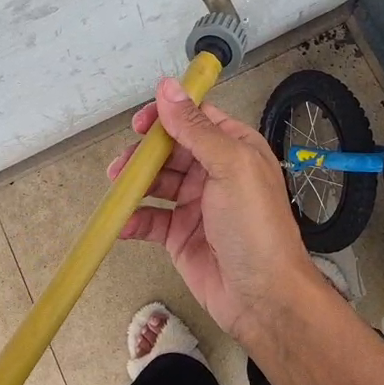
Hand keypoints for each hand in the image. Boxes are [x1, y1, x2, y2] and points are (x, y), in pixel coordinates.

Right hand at [109, 77, 324, 343]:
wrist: (265, 298)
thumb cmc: (255, 225)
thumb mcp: (230, 166)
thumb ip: (195, 128)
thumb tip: (168, 86)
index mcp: (234, 148)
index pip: (196, 118)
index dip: (167, 116)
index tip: (141, 123)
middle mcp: (215, 171)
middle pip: (171, 149)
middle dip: (145, 153)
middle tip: (124, 163)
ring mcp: (197, 204)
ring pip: (157, 182)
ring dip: (135, 182)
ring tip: (118, 188)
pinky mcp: (180, 236)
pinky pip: (151, 218)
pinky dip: (134, 218)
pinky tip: (122, 222)